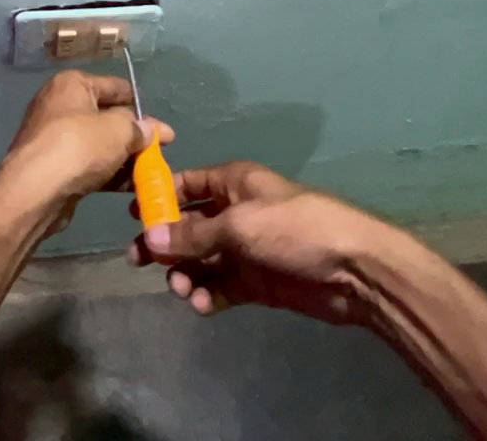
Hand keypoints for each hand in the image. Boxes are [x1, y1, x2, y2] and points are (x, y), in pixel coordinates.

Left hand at [0, 70, 173, 223]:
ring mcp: (54, 136)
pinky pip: (89, 163)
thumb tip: (150, 130)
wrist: (36, 189)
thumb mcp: (118, 130)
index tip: (160, 122)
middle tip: (162, 149)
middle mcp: (59, 104)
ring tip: (153, 172)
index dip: (139, 103)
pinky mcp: (54, 165)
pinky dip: (109, 172)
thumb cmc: (78, 146)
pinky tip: (132, 187)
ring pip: (99, 143)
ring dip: (124, 157)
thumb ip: (138, 128)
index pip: (114, 86)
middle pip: (106, 116)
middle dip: (134, 134)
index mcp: (72, 84)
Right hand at [127, 160, 393, 323]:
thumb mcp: (239, 225)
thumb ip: (193, 234)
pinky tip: (203, 304)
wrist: (355, 269)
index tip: (131, 214)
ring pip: (202, 259)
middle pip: (188, 226)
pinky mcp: (258, 281)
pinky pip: (222, 286)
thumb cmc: (294, 228)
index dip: (159, 196)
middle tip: (137, 262)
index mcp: (232, 183)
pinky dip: (208, 295)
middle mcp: (235, 212)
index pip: (186, 184)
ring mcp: (246, 248)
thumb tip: (149, 239)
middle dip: (165, 244)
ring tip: (183, 290)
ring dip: (186, 273)